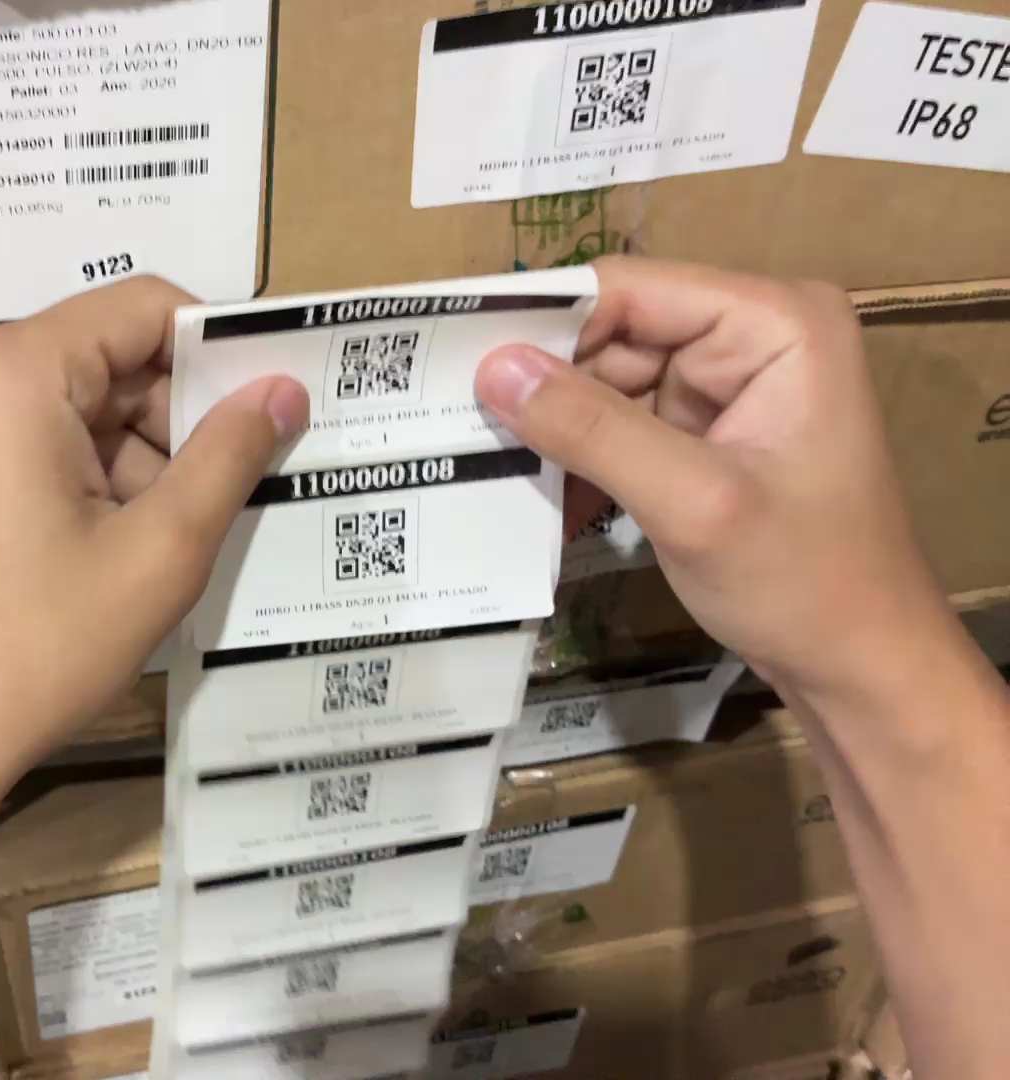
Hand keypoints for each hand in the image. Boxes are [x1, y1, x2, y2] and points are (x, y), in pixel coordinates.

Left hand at [0, 277, 307, 796]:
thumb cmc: (33, 653)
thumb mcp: (156, 555)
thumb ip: (229, 456)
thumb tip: (283, 390)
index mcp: (8, 371)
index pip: (139, 307)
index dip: (211, 349)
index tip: (254, 408)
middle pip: (89, 359)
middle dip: (158, 421)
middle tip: (201, 501)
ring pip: (45, 406)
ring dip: (109, 459)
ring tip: (136, 546)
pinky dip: (52, 474)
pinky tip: (72, 551)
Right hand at [475, 256, 953, 700]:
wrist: (847, 654)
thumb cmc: (800, 576)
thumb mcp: (692, 501)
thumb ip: (592, 430)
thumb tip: (492, 368)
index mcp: (769, 325)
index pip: (624, 290)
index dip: (539, 321)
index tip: (457, 365)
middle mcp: (736, 339)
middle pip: (598, 335)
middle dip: (531, 381)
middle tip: (452, 422)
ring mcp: (704, 387)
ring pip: (585, 382)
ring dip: (537, 426)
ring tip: (477, 460)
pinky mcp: (677, 431)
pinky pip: (593, 423)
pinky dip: (557, 456)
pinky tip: (525, 489)